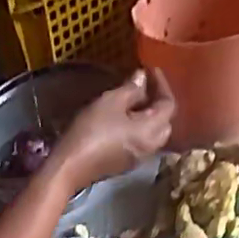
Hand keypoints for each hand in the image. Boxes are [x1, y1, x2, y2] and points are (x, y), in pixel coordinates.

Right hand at [49, 69, 176, 190]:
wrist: (70, 168)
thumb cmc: (92, 130)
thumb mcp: (111, 101)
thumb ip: (131, 88)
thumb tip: (142, 78)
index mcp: (150, 131)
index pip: (168, 105)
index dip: (162, 84)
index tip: (150, 69)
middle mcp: (150, 148)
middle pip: (165, 124)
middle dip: (159, 104)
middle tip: (145, 88)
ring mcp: (137, 159)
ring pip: (153, 136)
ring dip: (149, 118)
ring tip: (134, 103)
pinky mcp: (124, 165)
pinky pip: (140, 144)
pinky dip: (139, 129)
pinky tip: (125, 121)